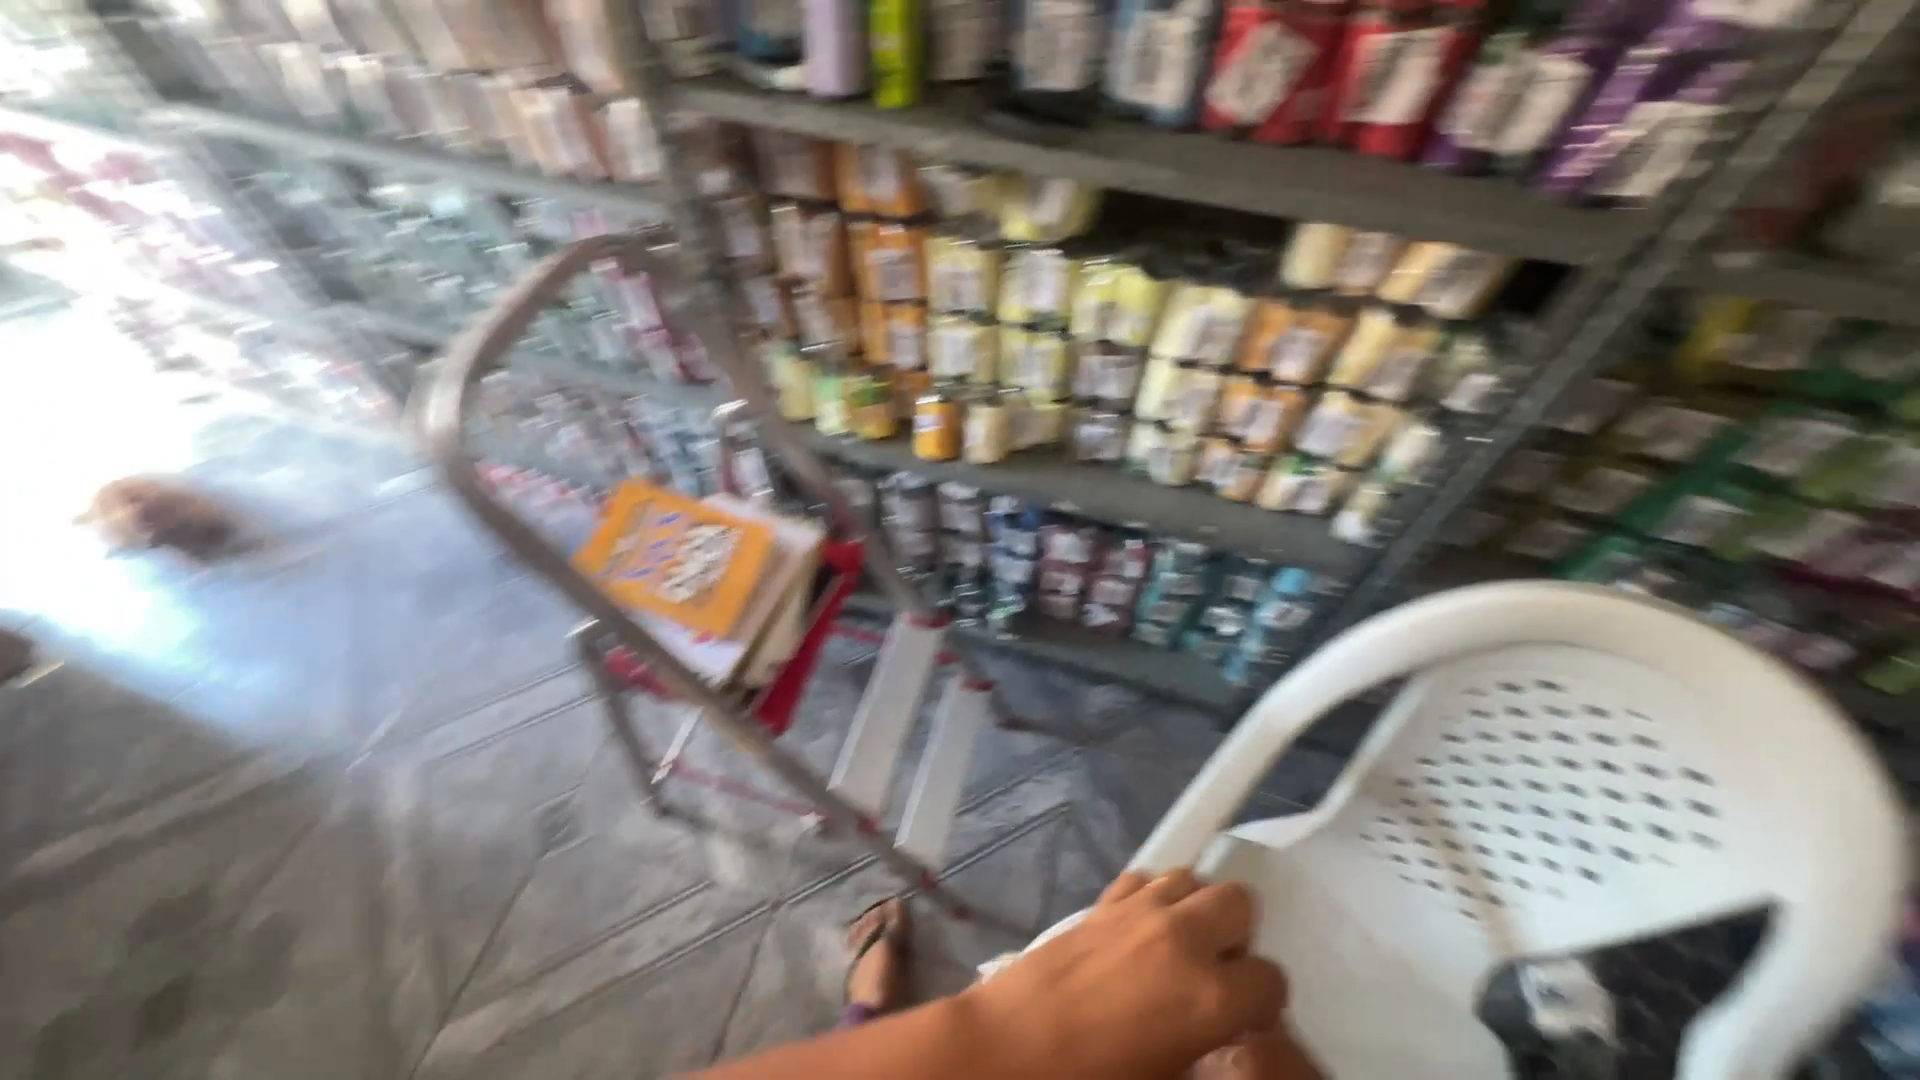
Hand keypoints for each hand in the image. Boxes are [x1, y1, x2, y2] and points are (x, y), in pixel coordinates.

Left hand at [956, 869, 1287, 1079]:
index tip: (1242, 1019)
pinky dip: (1152, 896)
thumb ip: (1208, 1048)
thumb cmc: (1093, 1079)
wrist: (1011, 1050)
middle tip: (1216, 970)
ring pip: (1191, 878)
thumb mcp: (1170, 1078)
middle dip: (1237, 935)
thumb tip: (1219, 1034)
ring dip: (1195, 907)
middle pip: (1239, 901)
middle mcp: (1182, 939)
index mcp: (1210, 997)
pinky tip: (1139, 928)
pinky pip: (1144, 878)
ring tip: (1178, 944)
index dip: (1261, 1003)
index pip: (1271, 980)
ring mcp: (1138, 911)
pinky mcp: (1101, 902)